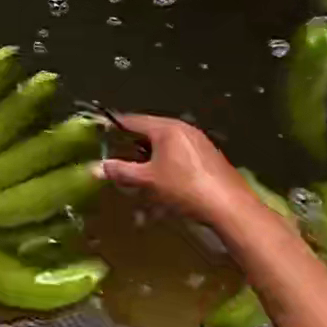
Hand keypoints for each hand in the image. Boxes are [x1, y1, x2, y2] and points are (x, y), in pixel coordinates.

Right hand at [95, 114, 254, 227]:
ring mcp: (197, 141)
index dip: (115, 126)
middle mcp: (183, 128)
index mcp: (167, 127)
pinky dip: (165, 161)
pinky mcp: (207, 155)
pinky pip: (178, 152)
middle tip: (116, 155)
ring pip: (165, 143)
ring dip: (149, 155)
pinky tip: (162, 179)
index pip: (133, 120)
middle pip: (150, 130)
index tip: (99, 132)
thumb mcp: (148, 181)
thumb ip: (122, 171)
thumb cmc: (184, 188)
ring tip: (137, 171)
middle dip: (132, 143)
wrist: (229, 206)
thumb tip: (97, 167)